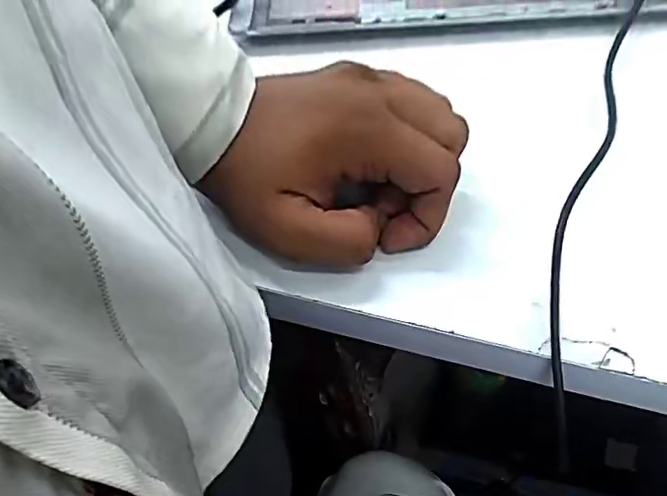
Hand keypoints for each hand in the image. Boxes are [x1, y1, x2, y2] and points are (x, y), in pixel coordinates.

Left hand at [199, 62, 467, 266]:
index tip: (386, 236)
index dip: (425, 217)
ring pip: (437, 119)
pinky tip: (368, 167)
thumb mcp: (291, 233)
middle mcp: (377, 93)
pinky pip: (410, 107)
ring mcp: (369, 81)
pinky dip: (404, 143)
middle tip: (382, 213)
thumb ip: (347, 242)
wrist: (215, 128)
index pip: (441, 171)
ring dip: (418, 164)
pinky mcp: (357, 83)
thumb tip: (377, 231)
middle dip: (427, 189)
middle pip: (451, 138)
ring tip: (374, 190)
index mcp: (367, 127)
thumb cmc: (247, 176)